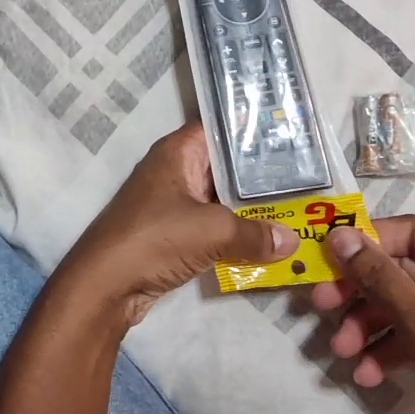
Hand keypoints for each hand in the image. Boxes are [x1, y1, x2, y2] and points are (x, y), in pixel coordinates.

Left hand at [54, 124, 298, 327]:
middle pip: (225, 166)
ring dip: (252, 210)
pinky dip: (236, 234)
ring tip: (298, 210)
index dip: (253, 130)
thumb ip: (255, 233)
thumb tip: (291, 240)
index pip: (220, 128)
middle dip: (261, 176)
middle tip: (308, 180)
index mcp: (178, 153)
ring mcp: (174, 204)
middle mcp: (175, 171)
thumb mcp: (212, 231)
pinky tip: (270, 243)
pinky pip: (213, 227)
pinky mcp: (174, 234)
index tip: (292, 136)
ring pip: (221, 199)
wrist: (107, 285)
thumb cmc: (155, 239)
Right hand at [311, 217, 414, 413]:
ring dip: (369, 326)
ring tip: (341, 351)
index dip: (367, 242)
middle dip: (362, 293)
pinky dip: (391, 349)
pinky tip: (367, 374)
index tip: (325, 259)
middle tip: (320, 306)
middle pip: (405, 270)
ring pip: (406, 305)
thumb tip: (339, 235)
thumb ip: (382, 280)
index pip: (414, 233)